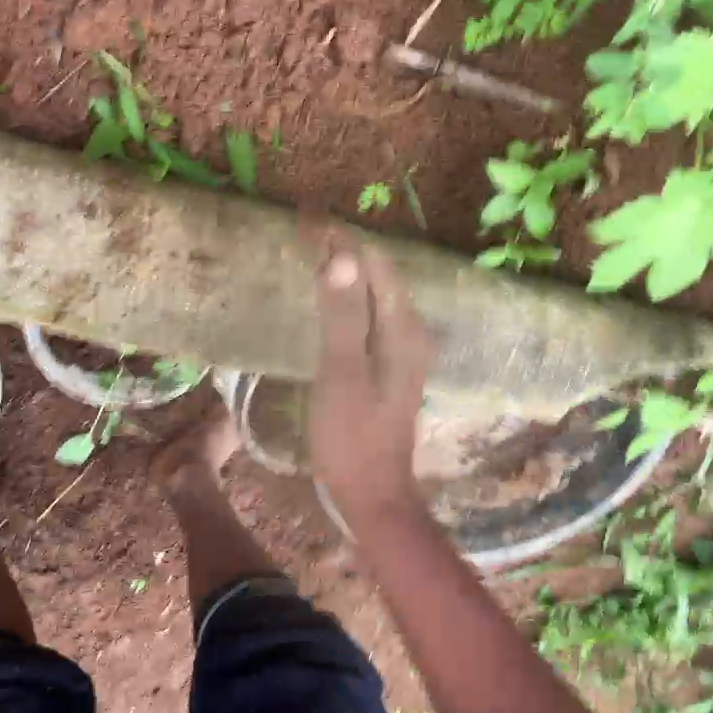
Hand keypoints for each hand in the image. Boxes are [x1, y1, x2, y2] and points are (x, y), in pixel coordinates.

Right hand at [309, 240, 430, 525]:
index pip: (375, 263)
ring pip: (375, 295)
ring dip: (346, 272)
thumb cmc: (351, 437)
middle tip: (301, 230)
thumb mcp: (341, 374)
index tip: (303, 219)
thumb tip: (340, 254)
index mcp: (403, 329)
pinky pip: (370, 317)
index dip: (341, 237)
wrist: (371, 493)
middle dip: (344, 248)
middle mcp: (411, 333)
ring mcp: (402, 352)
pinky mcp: (389, 368)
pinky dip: (348, 299)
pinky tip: (329, 303)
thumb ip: (342, 315)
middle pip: (379, 275)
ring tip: (311, 254)